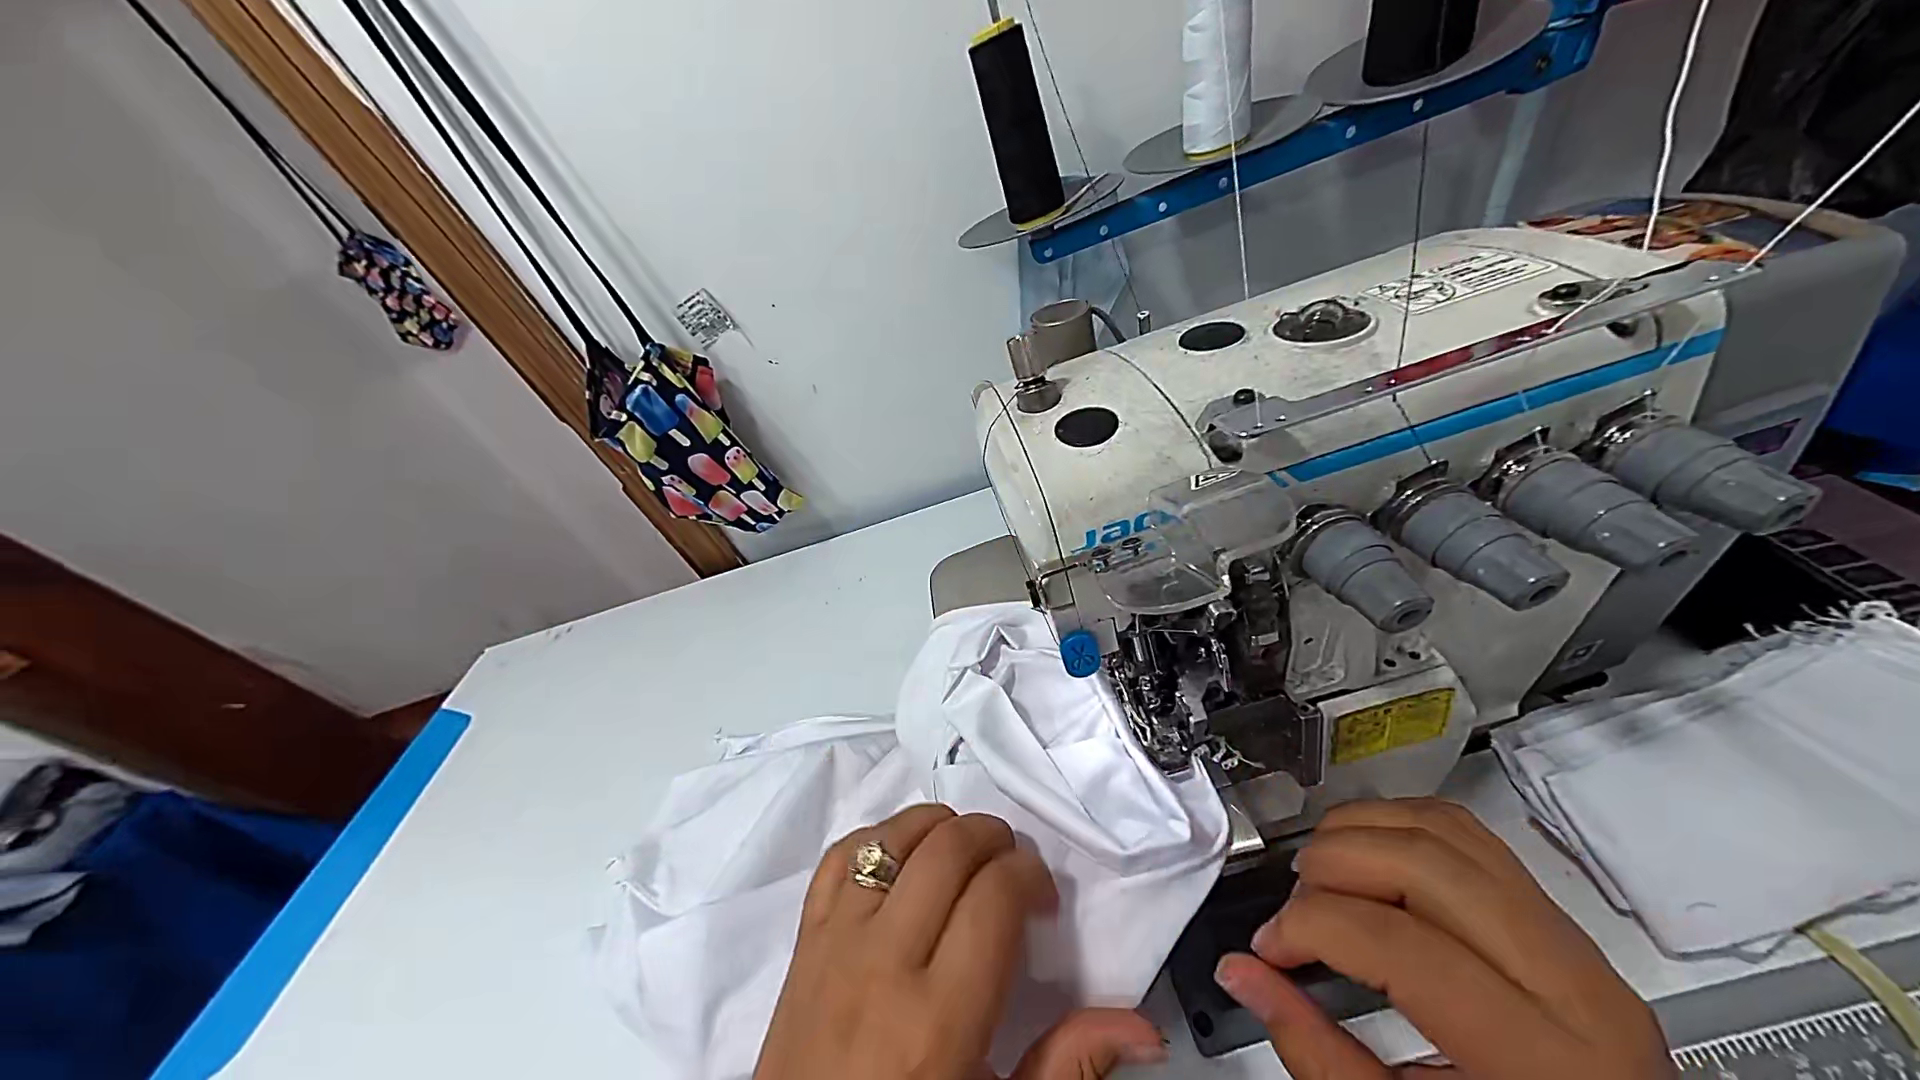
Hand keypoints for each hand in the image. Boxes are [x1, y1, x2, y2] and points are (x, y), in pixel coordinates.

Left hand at [755, 804, 1168, 1079]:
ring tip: (964, 853)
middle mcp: (883, 963)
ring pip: (891, 838)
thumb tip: (1144, 1028)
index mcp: (939, 1018)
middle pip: (947, 850)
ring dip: (937, 827)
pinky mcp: (803, 940)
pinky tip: (904, 859)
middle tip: (1011, 866)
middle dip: (993, 838)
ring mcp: (835, 944)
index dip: (1029, 875)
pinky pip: (837, 859)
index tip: (1042, 896)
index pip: (995, 896)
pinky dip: (876, 839)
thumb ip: (1068, 1065)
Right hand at [1213, 798, 1675, 1078]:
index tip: (1269, 946)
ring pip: (1444, 830)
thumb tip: (1242, 973)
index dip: (1312, 928)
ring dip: (1359, 833)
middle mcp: (1573, 984)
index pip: (1400, 945)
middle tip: (1294, 905)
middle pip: (1424, 864)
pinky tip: (1364, 856)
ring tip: (1321, 876)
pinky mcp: (1552, 915)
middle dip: (1331, 865)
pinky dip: (1396, 824)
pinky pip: (1466, 832)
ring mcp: (1569, 938)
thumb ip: (1316, 1053)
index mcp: (1543, 1059)